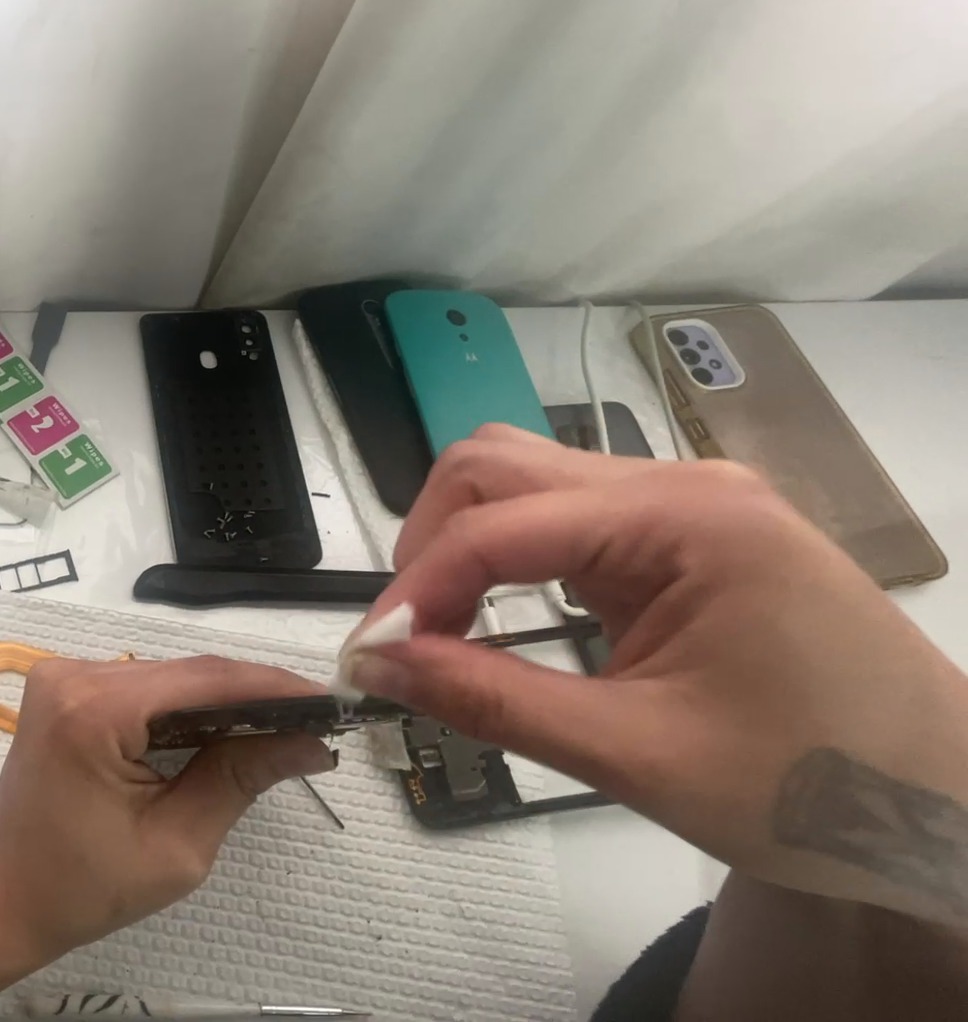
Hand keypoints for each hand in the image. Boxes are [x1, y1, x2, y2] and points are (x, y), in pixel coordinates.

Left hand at [0, 656, 329, 1021]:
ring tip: (283, 722)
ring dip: (220, 699)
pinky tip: (225, 724)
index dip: (270, 686)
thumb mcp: (177, 844)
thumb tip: (309, 742)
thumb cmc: (85, 885)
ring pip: (164, 676)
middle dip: (251, 694)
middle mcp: (72, 675)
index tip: (329, 699)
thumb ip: (239, 778)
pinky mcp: (63, 686)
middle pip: (182, 673)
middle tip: (315, 718)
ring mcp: (62, 675)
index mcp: (92, 710)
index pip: (200, 680)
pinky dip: (183, 705)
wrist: (7, 892)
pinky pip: (139, 685)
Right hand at [340, 425, 967, 923]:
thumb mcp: (635, 755)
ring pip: (512, 474)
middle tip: (406, 631)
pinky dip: (493, 550)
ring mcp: (674, 497)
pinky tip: (487, 606)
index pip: (499, 526)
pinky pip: (546, 508)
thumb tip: (374, 665)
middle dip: (426, 543)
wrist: (956, 814)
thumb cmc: (818, 791)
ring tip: (439, 619)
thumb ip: (487, 699)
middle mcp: (676, 482)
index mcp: (688, 519)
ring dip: (454, 539)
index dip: (416, 588)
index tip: (370, 656)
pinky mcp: (667, 526)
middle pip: (493, 465)